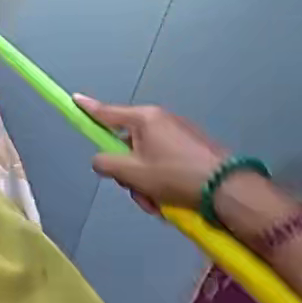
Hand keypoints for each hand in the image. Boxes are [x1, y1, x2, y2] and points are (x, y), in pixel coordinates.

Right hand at [75, 95, 230, 212]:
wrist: (227, 190)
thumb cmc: (174, 175)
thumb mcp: (131, 172)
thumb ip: (105, 163)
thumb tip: (100, 160)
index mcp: (144, 119)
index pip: (106, 112)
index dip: (87, 108)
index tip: (74, 99)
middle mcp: (161, 121)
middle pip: (126, 144)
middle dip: (126, 170)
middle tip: (135, 190)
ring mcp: (178, 135)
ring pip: (145, 159)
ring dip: (144, 183)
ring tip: (156, 203)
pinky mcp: (192, 150)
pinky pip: (163, 164)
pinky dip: (160, 183)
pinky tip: (169, 202)